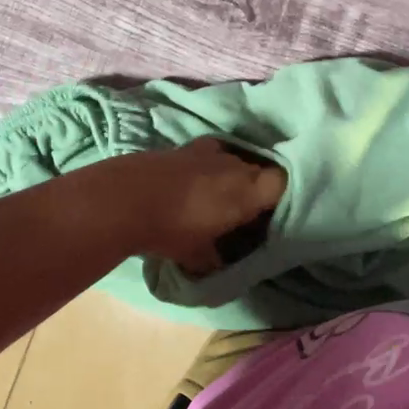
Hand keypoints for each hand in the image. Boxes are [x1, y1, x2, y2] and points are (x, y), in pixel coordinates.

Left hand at [65, 137, 285, 270]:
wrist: (125, 199)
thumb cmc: (172, 230)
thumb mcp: (199, 257)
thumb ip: (217, 259)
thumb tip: (220, 262)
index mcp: (248, 191)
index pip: (282, 183)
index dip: (281, 196)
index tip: (274, 213)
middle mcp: (236, 164)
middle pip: (259, 170)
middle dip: (258, 186)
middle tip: (247, 209)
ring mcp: (209, 150)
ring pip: (234, 159)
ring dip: (232, 174)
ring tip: (220, 195)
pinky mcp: (185, 146)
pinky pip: (210, 153)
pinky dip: (208, 166)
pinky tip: (194, 183)